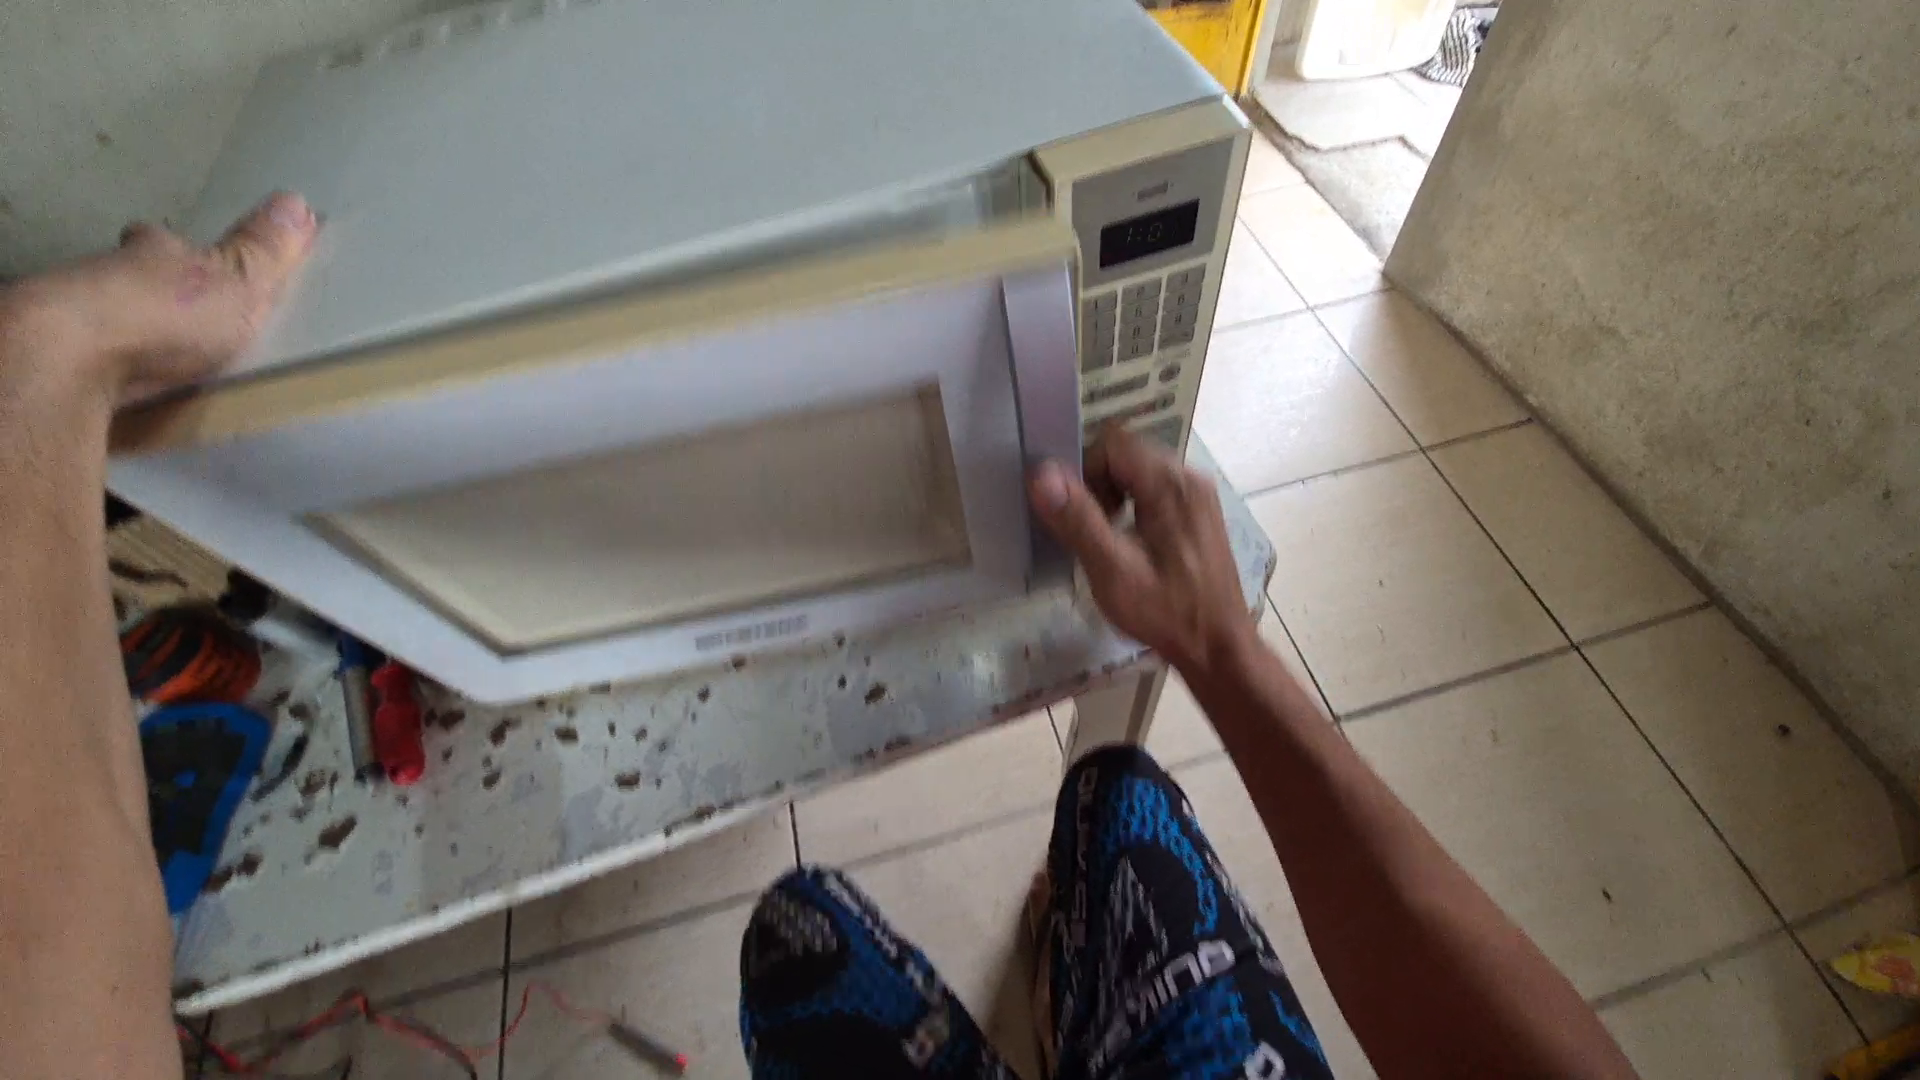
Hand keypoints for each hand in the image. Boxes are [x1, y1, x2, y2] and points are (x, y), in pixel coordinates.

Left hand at [0, 192, 317, 406]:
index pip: (163, 239)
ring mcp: (88, 314)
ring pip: (120, 312)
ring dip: (144, 326)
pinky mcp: (80, 355)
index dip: (177, 245)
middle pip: (137, 274)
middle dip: (160, 288)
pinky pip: (110, 353)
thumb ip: (265, 249)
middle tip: (187, 309)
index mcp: (155, 252)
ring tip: (175, 352)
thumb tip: (295, 199)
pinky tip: (148, 377)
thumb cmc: (169, 311)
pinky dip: (127, 362)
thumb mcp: (239, 279)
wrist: (80, 356)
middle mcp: (113, 273)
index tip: (186, 249)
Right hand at [1028, 426, 1257, 676]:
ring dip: (1114, 496)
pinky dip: (1134, 506)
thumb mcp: (1113, 571)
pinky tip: (1134, 546)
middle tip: (1093, 532)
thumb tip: (1040, 474)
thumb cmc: (1166, 612)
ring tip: (1110, 542)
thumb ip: (1077, 520)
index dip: (1084, 473)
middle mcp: (1189, 477)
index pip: (1111, 444)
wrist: (1220, 648)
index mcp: (1170, 484)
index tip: (1080, 517)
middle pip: (1125, 453)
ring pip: (1139, 471)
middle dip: (1098, 485)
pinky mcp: (1200, 512)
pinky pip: (1156, 489)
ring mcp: (1199, 494)